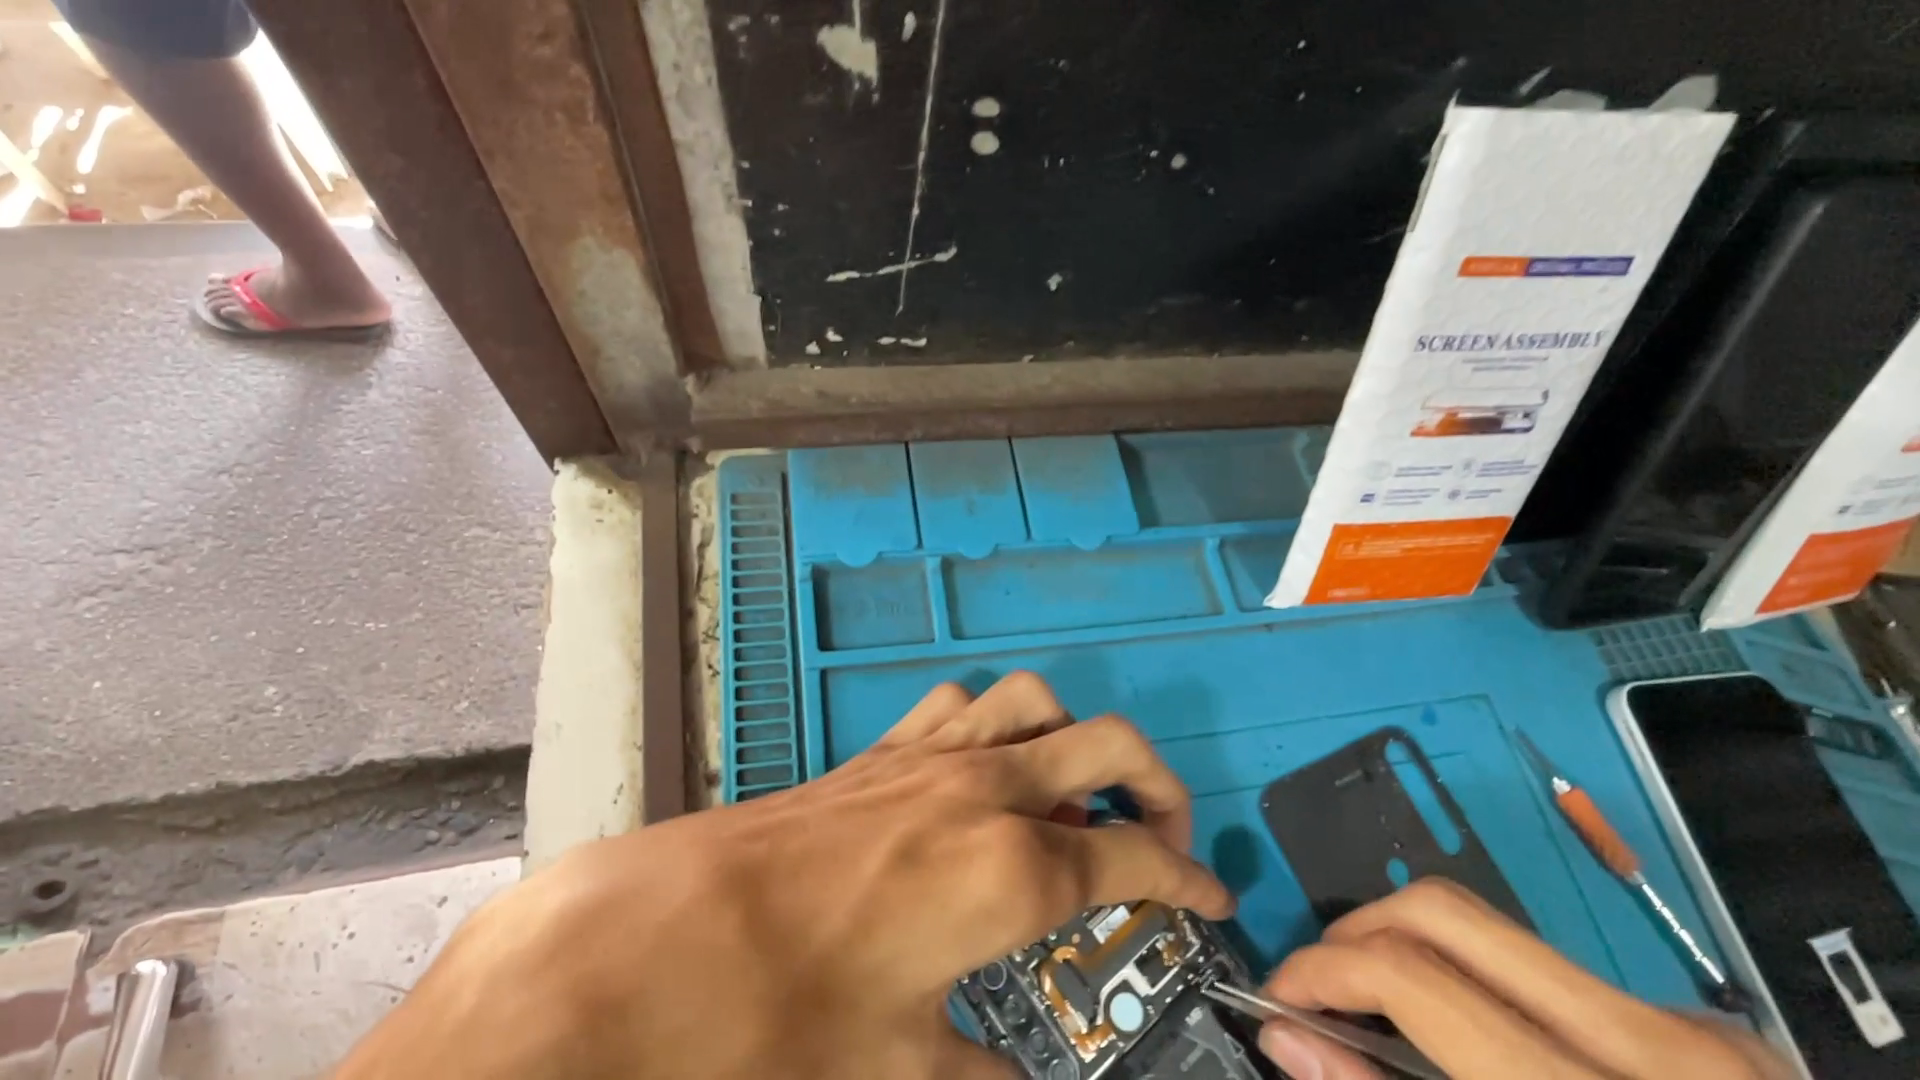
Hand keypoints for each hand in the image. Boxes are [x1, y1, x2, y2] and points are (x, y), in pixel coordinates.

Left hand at [334, 672, 1231, 1079]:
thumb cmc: (789, 1016)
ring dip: (1075, 738)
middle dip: (1158, 786)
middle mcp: (987, 790)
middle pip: (1109, 746)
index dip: (1188, 878)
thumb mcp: (903, 1066)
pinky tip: (985, 768)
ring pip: (1036, 703)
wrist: (662, 942)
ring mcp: (931, 756)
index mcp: (1015, 868)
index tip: (1212, 898)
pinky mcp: (881, 751)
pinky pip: (959, 706)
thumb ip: (980, 1077)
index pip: (1136, 855)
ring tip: (1076, 792)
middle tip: (1162, 837)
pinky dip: (995, 723)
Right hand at [1253, 878, 1794, 1079]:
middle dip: (1353, 933)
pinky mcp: (1714, 1033)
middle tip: (1319, 985)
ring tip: (1387, 1013)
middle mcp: (1654, 1041)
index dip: (1320, 971)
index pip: (1415, 977)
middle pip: (1447, 913)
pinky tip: (1487, 1049)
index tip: (1280, 998)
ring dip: (1414, 953)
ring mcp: (1696, 1029)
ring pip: (1499, 931)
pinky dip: (1486, 988)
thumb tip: (1290, 1034)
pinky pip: (1556, 973)